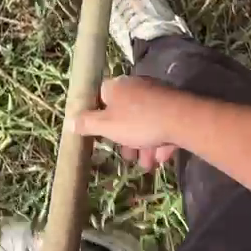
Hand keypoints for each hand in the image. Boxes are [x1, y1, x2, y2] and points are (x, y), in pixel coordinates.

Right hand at [73, 76, 189, 170]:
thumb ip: (87, 124)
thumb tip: (69, 121)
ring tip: (146, 164)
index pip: (100, 97)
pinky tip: (161, 158)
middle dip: (124, 137)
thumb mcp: (106, 126)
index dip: (98, 117)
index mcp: (114, 87)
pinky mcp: (173, 104)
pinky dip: (159, 140)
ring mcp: (155, 94)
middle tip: (127, 155)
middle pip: (123, 113)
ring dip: (143, 144)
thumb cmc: (138, 122)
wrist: (182, 119)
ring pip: (143, 121)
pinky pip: (161, 123)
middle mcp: (134, 86)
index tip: (101, 134)